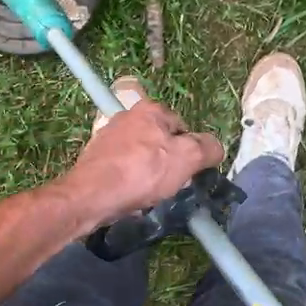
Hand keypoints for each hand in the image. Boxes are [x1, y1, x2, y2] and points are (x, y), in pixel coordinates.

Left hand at [58, 99, 224, 224]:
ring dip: (149, 175)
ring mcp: (108, 136)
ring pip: (142, 157)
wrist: (92, 195)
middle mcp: (127, 116)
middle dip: (168, 164)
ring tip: (149, 194)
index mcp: (150, 109)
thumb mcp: (188, 158)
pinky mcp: (95, 157)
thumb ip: (208, 148)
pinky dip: (130, 182)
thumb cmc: (143, 172)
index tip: (187, 172)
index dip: (190, 152)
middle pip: (161, 142)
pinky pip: (123, 169)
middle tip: (169, 185)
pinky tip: (131, 196)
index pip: (183, 128)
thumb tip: (214, 147)